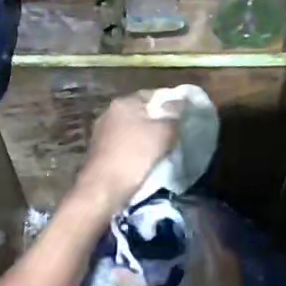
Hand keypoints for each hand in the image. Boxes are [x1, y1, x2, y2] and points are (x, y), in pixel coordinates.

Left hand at [70, 91, 179, 216]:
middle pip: (142, 113)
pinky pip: (125, 146)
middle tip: (177, 135)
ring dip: (148, 138)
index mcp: (124, 102)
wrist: (102, 189)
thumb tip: (182, 103)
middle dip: (159, 122)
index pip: (154, 95)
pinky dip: (136, 151)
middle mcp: (109, 113)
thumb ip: (175, 116)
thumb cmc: (134, 157)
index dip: (172, 105)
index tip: (185, 119)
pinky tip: (146, 162)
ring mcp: (102, 133)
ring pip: (133, 130)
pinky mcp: (100, 152)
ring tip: (164, 150)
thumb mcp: (163, 133)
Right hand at [154, 205, 260, 285]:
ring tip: (159, 235)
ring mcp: (227, 262)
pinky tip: (173, 258)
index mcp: (207, 250)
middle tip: (151, 219)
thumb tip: (114, 271)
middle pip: (200, 220)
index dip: (173, 204)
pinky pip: (208, 248)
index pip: (194, 211)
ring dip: (185, 232)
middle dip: (176, 216)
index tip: (151, 205)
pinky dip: (192, 246)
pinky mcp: (228, 275)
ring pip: (205, 235)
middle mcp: (220, 250)